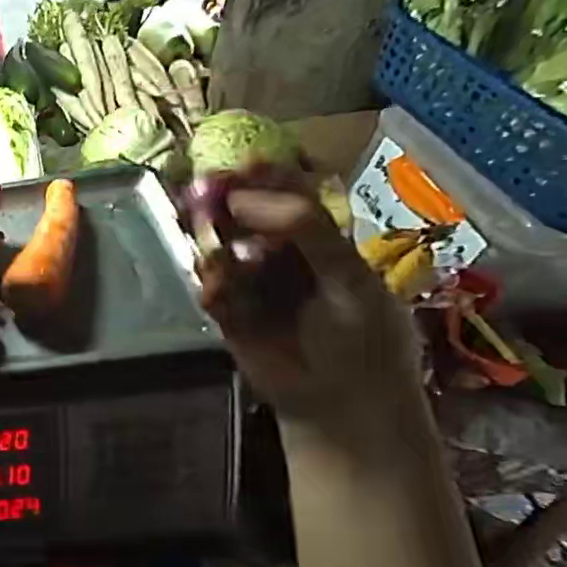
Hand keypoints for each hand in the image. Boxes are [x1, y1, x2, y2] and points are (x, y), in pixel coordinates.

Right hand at [195, 167, 419, 423]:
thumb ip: (304, 230)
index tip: (244, 164)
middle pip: (245, 218)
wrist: (340, 402)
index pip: (290, 195)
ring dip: (212, 245)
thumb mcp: (346, 275)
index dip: (269, 177)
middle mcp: (279, 255)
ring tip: (214, 251)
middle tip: (205, 195)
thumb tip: (246, 197)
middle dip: (225, 206)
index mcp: (318, 239)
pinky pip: (212, 291)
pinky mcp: (226, 314)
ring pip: (221, 251)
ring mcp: (249, 284)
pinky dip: (211, 285)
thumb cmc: (361, 337)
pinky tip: (216, 288)